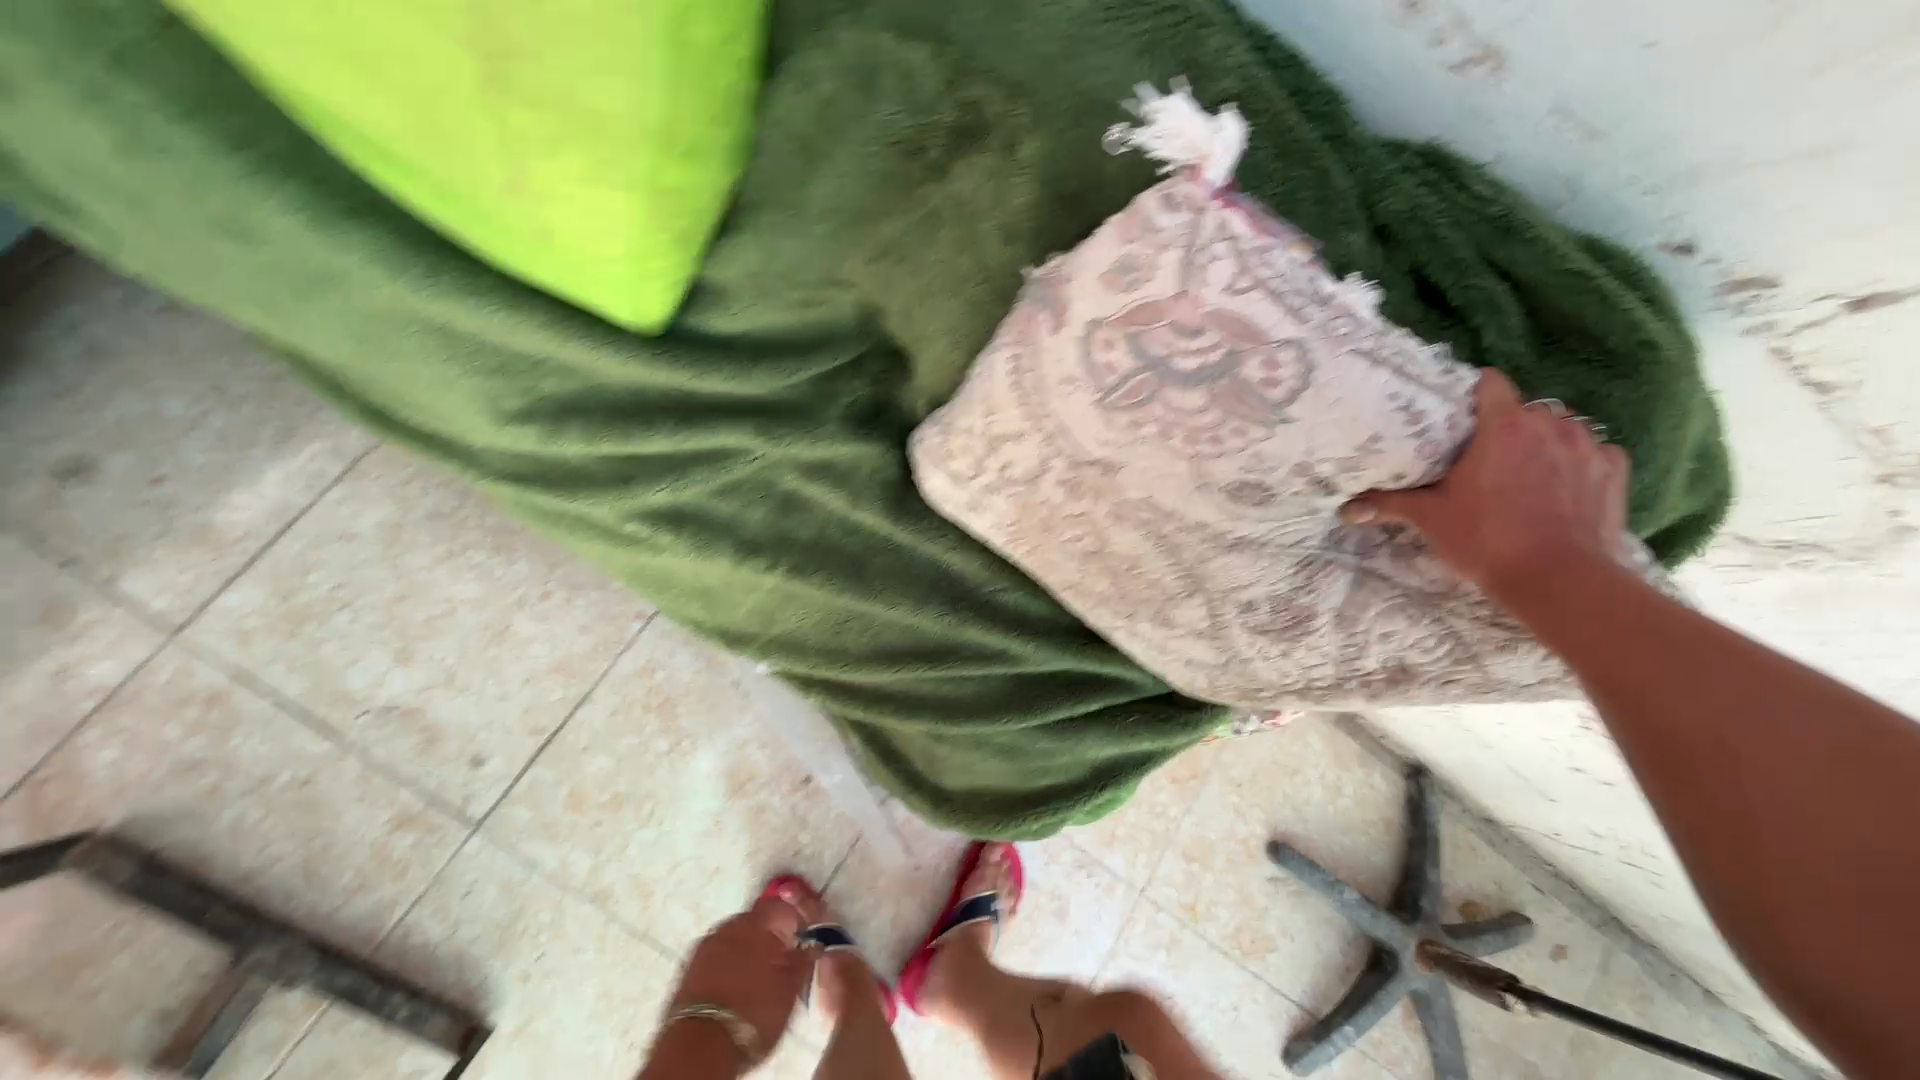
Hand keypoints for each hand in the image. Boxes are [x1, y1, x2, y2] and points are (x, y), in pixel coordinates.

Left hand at [662, 893, 810, 1065]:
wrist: (700, 1047)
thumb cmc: (754, 1014)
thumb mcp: (789, 991)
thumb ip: (802, 961)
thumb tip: (813, 945)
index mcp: (757, 925)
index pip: (779, 904)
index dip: (794, 915)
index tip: (804, 933)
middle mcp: (729, 927)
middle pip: (755, 920)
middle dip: (770, 934)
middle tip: (782, 957)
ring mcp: (706, 946)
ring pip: (734, 937)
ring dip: (747, 948)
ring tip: (758, 974)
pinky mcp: (689, 967)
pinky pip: (717, 954)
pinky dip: (728, 962)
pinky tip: (735, 984)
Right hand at [1341, 369, 1629, 604]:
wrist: (1559, 579)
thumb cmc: (1487, 539)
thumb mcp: (1430, 519)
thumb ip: (1390, 504)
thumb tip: (1346, 509)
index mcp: (1503, 426)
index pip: (1490, 382)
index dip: (1474, 394)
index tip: (1460, 416)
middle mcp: (1549, 425)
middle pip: (1527, 408)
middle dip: (1509, 424)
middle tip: (1487, 455)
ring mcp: (1588, 447)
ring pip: (1564, 427)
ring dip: (1546, 440)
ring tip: (1527, 471)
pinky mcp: (1614, 472)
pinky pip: (1596, 453)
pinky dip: (1580, 463)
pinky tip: (1566, 486)